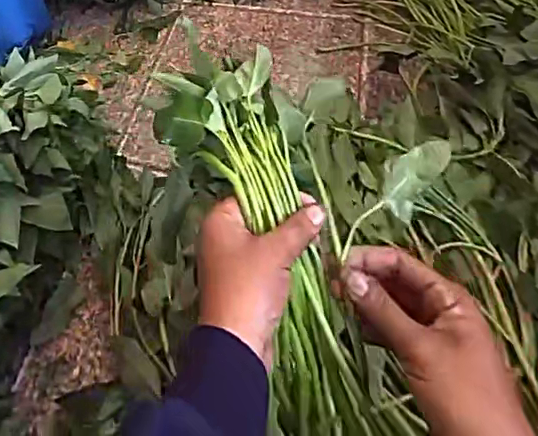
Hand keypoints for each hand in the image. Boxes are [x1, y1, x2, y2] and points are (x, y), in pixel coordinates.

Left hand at [196, 196, 325, 365]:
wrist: (237, 344)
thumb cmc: (250, 287)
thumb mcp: (276, 252)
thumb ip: (297, 228)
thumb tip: (318, 209)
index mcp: (219, 219)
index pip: (250, 193)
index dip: (280, 193)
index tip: (309, 201)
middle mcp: (219, 234)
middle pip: (257, 214)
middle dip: (286, 216)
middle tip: (315, 218)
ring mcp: (228, 258)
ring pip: (262, 237)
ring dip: (286, 237)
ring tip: (313, 235)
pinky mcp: (240, 279)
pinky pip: (262, 257)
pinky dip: (280, 255)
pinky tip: (302, 254)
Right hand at [340, 248, 532, 435]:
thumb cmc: (463, 395)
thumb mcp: (421, 349)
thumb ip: (384, 310)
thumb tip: (348, 275)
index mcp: (448, 297)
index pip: (401, 263)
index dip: (369, 259)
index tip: (337, 264)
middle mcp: (440, 308)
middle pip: (395, 282)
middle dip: (364, 280)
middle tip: (330, 283)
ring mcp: (433, 333)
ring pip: (393, 306)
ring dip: (367, 302)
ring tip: (337, 302)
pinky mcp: (425, 357)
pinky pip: (395, 330)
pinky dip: (375, 326)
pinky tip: (355, 327)